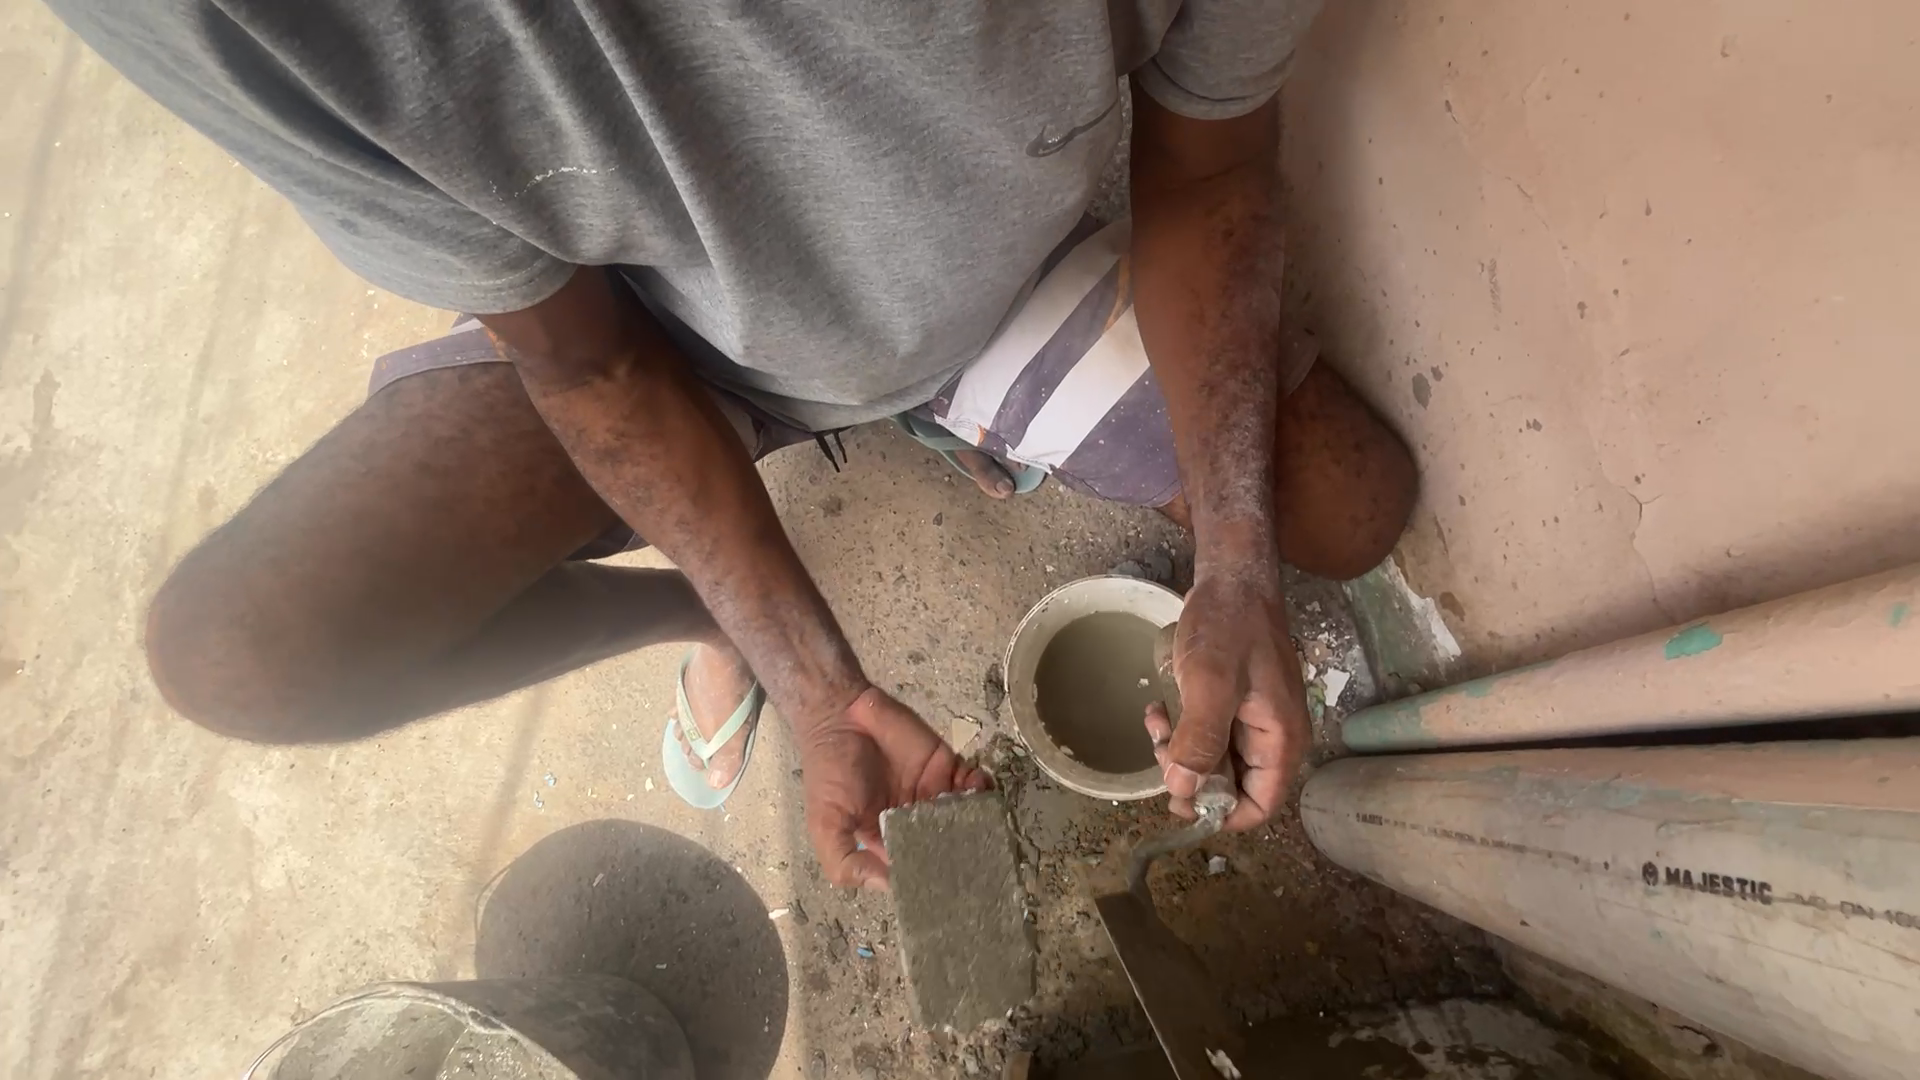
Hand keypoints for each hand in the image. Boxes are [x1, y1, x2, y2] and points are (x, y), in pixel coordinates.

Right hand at [798, 686, 989, 889]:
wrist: (840, 715)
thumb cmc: (830, 773)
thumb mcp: (826, 825)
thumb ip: (846, 862)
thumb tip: (886, 887)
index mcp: (885, 838)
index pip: (914, 866)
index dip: (931, 878)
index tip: (952, 895)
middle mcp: (913, 818)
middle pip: (947, 841)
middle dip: (964, 852)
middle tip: (983, 863)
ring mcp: (932, 790)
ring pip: (964, 813)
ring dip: (978, 821)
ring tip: (988, 829)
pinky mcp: (945, 763)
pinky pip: (970, 781)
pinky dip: (981, 789)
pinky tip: (982, 794)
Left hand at [1144, 566, 1308, 829]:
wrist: (1231, 580)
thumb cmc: (1226, 629)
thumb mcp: (1211, 683)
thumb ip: (1201, 738)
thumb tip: (1183, 790)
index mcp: (1280, 741)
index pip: (1260, 806)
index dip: (1220, 815)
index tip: (1178, 804)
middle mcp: (1271, 737)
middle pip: (1232, 786)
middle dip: (1191, 776)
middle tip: (1160, 749)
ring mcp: (1251, 718)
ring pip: (1213, 759)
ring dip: (1180, 750)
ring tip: (1157, 722)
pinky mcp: (1232, 702)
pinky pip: (1206, 733)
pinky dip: (1180, 729)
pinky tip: (1158, 708)